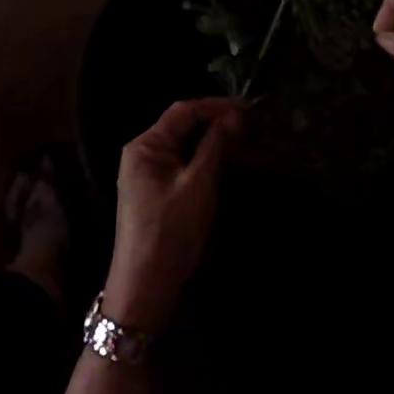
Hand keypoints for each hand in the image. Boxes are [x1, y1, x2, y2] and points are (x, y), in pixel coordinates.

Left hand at [105, 98, 241, 329]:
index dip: (215, 106)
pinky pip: (182, 164)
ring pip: (184, 145)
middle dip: (215, 122)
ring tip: (244, 140)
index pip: (182, 111)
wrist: (145, 287)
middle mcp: (142, 153)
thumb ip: (215, 146)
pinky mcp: (157, 191)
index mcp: (145, 146)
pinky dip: (204, 159)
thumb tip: (235, 116)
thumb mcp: (198, 185)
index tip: (247, 110)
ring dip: (212, 141)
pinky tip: (226, 162)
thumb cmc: (170, 231)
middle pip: (181, 126)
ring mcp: (148, 174)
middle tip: (251, 125)